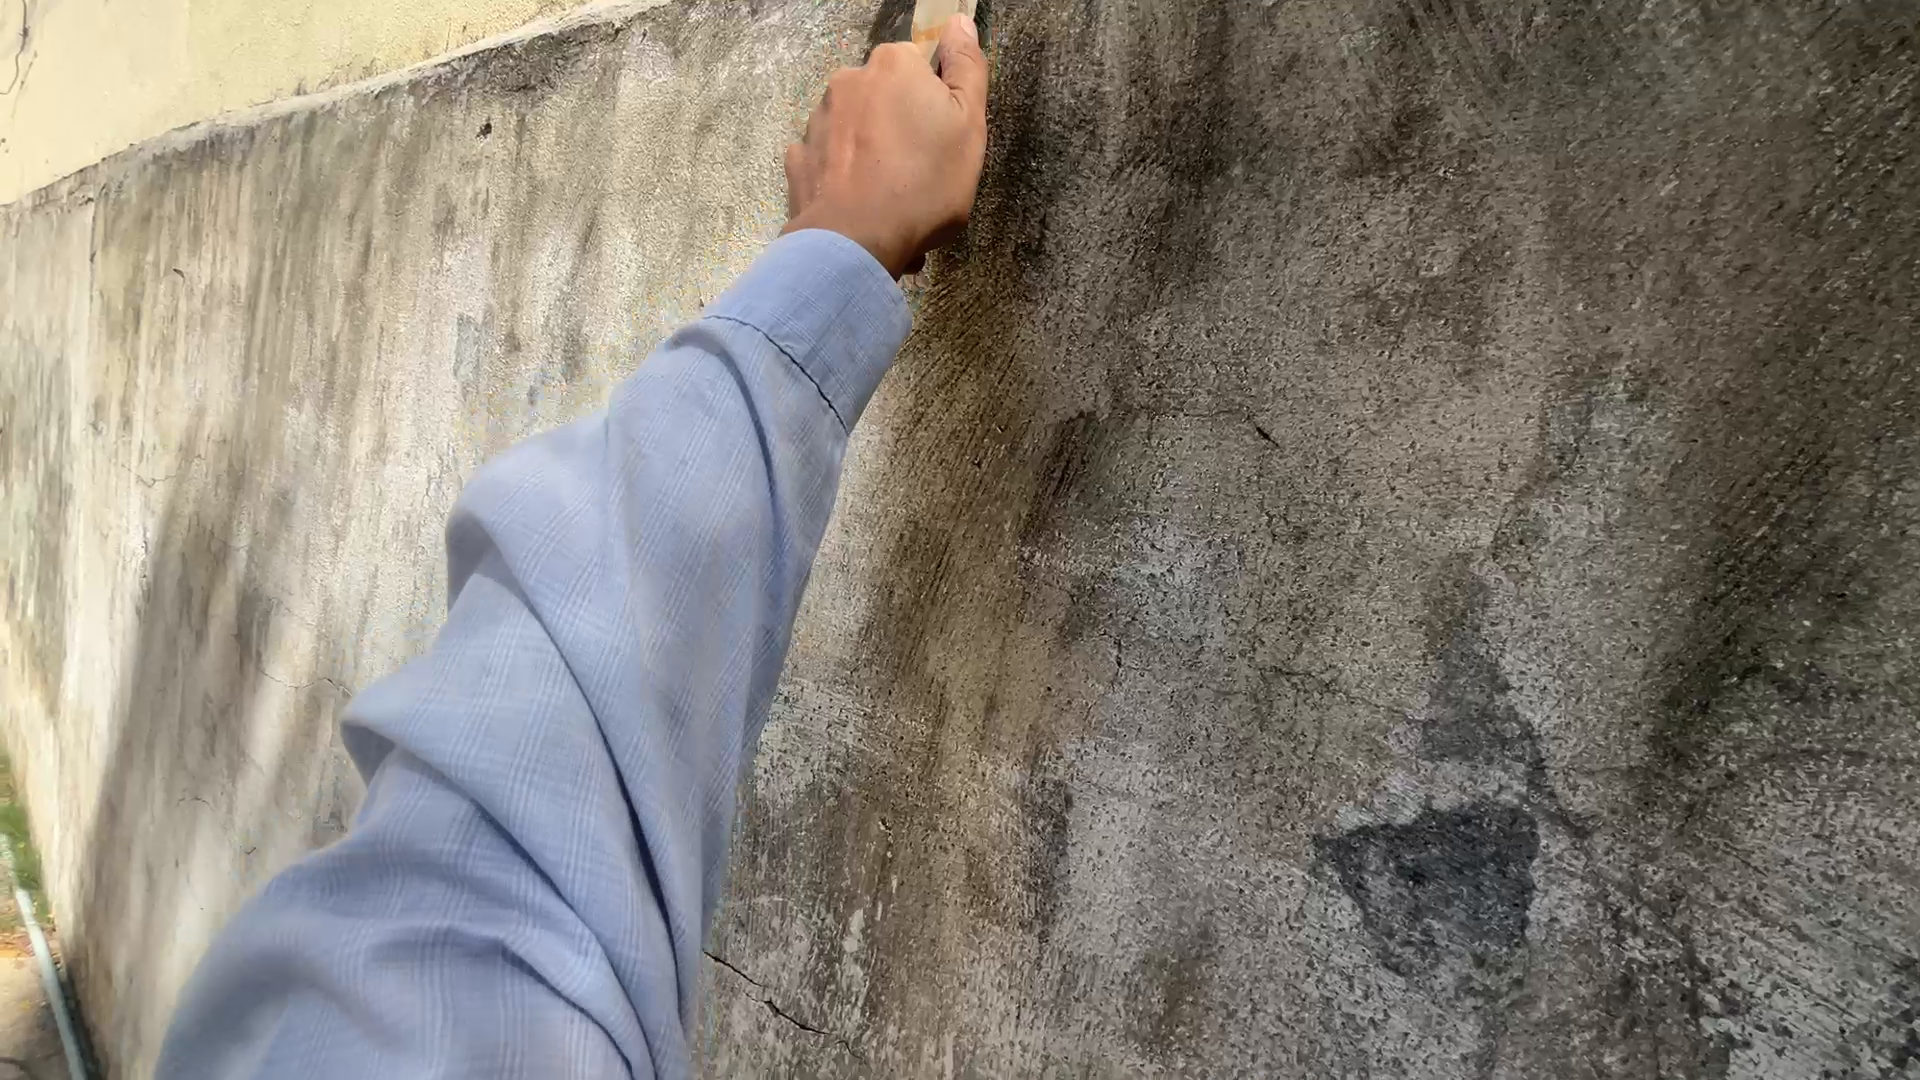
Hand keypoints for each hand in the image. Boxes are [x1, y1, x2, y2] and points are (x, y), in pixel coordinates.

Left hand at [782, 14, 988, 277]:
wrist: (857, 241)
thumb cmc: (923, 186)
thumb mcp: (968, 127)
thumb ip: (968, 70)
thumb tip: (959, 23)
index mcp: (893, 66)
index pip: (919, 69)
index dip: (934, 107)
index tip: (941, 143)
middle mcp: (849, 81)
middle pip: (883, 101)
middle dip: (900, 133)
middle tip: (919, 181)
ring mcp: (818, 121)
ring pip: (855, 135)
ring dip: (872, 162)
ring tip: (890, 206)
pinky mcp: (799, 162)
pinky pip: (827, 165)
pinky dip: (842, 183)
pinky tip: (859, 211)